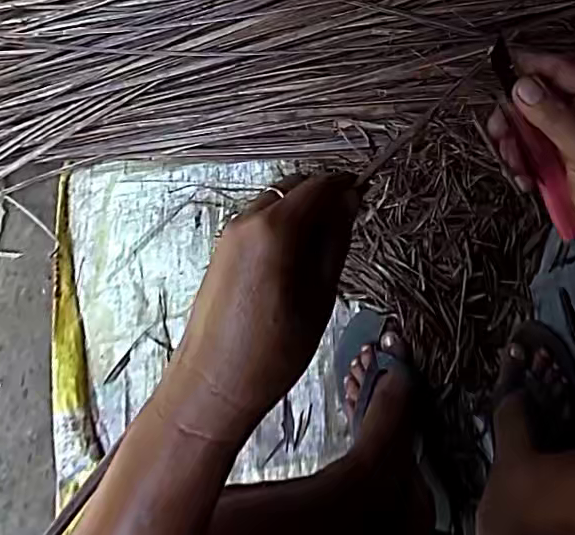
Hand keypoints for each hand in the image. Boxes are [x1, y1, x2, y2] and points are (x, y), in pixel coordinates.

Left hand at [169, 170, 357, 440]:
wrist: (209, 390)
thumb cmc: (274, 350)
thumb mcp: (320, 294)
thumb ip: (336, 239)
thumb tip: (350, 199)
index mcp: (275, 227)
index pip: (318, 185)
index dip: (345, 184)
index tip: (364, 194)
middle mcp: (249, 219)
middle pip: (295, 187)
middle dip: (323, 194)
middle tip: (347, 220)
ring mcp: (231, 233)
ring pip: (277, 200)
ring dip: (303, 208)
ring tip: (323, 243)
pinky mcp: (222, 249)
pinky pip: (260, 219)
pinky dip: (283, 222)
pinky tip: (295, 256)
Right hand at [486, 52, 574, 253]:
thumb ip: (554, 118)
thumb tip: (523, 87)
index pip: (559, 68)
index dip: (528, 67)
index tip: (499, 71)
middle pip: (536, 96)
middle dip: (515, 116)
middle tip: (502, 134)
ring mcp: (573, 132)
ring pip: (528, 123)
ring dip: (515, 143)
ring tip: (516, 164)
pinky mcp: (563, 153)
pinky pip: (531, 147)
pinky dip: (522, 160)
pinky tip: (526, 177)